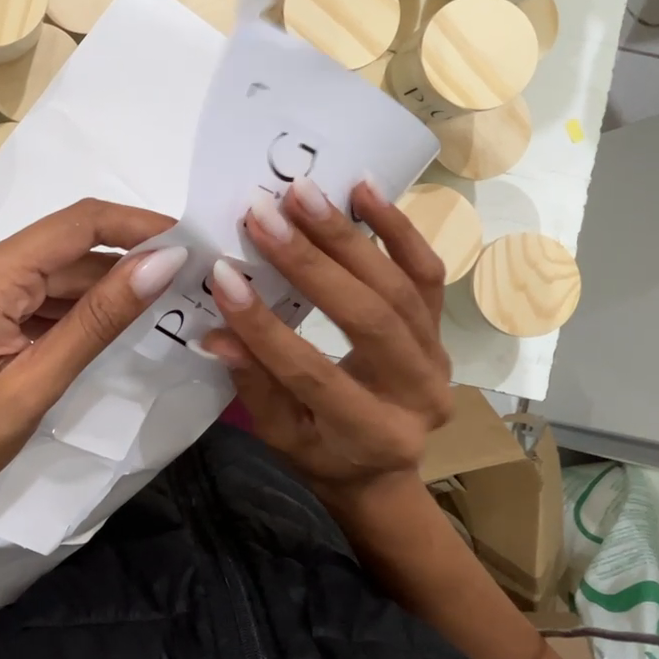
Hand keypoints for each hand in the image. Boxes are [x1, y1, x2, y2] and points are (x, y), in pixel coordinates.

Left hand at [0, 200, 182, 542]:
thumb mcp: (35, 384)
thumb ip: (98, 319)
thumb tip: (163, 261)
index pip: (77, 224)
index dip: (139, 225)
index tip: (190, 241)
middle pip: (65, 249)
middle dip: (124, 266)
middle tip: (184, 290)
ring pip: (49, 271)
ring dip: (96, 291)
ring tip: (152, 314)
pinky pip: (27, 289)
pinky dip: (63, 307)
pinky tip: (96, 330)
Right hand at [201, 180, 452, 492]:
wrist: (379, 467)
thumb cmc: (320, 453)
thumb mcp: (279, 435)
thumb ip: (254, 386)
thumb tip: (216, 335)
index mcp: (373, 434)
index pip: (313, 372)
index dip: (265, 326)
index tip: (223, 276)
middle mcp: (419, 394)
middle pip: (369, 317)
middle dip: (311, 261)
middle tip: (264, 214)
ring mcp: (439, 356)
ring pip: (401, 286)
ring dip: (348, 234)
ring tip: (304, 193)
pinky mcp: (442, 328)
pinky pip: (427, 271)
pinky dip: (397, 228)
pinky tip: (363, 190)